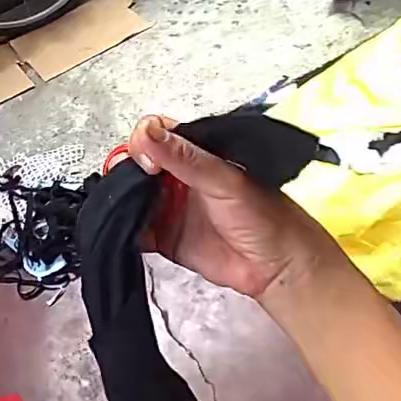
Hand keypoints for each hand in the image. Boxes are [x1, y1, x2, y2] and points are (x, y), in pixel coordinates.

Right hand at [121, 115, 350, 302]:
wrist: (278, 267)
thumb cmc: (266, 217)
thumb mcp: (224, 180)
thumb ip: (185, 157)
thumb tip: (149, 133)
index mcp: (196, 154)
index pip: (156, 135)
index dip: (144, 142)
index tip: (146, 159)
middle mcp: (180, 177)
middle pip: (138, 164)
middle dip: (126, 170)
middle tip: (129, 182)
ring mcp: (171, 207)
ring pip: (133, 196)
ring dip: (122, 198)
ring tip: (124, 204)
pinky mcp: (166, 236)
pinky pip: (136, 230)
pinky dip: (126, 229)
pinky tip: (126, 228)